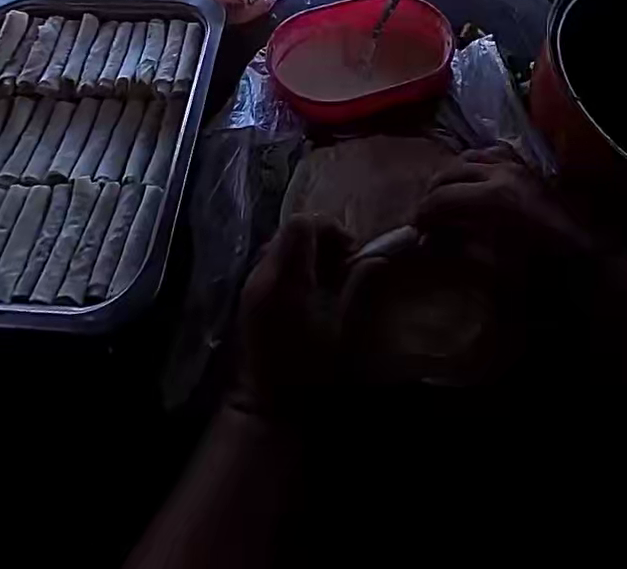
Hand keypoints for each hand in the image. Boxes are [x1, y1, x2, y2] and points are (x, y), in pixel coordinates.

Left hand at [228, 214, 355, 421]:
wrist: (266, 401)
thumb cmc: (310, 372)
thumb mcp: (341, 329)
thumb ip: (358, 286)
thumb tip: (378, 258)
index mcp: (286, 279)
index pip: (301, 224)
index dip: (329, 228)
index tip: (350, 252)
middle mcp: (263, 272)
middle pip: (290, 229)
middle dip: (320, 237)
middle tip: (343, 263)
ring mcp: (251, 280)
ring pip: (280, 242)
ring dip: (307, 249)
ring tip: (328, 275)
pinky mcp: (248, 289)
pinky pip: (272, 259)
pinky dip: (293, 262)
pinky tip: (309, 287)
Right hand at [414, 145, 594, 277]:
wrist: (589, 258)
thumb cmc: (544, 266)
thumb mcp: (496, 260)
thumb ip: (458, 243)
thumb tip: (426, 240)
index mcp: (494, 196)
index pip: (444, 197)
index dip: (425, 212)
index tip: (416, 227)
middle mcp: (502, 172)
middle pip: (450, 172)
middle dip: (432, 193)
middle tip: (424, 213)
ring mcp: (515, 166)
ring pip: (467, 157)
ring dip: (450, 175)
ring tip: (442, 194)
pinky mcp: (525, 167)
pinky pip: (490, 153)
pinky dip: (474, 162)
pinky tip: (470, 178)